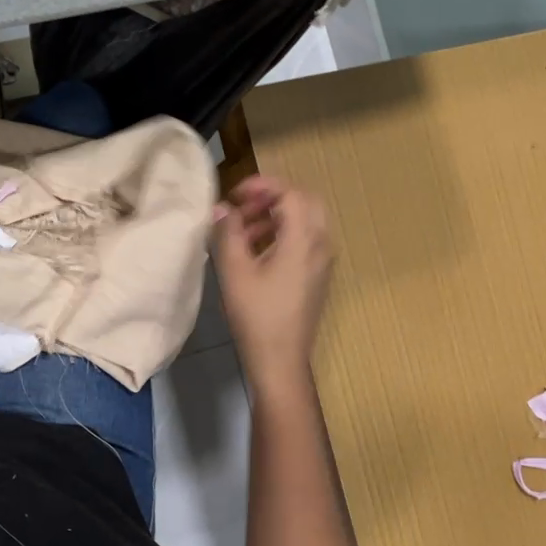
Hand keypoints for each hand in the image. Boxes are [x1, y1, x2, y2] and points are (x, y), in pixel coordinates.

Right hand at [212, 176, 332, 387]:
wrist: (280, 359)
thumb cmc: (256, 315)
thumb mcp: (234, 271)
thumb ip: (228, 233)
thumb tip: (222, 209)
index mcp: (304, 239)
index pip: (291, 194)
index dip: (263, 186)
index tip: (235, 193)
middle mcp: (321, 245)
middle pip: (304, 202)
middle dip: (273, 198)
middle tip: (243, 207)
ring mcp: (323, 262)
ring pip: (306, 222)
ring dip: (276, 217)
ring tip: (243, 230)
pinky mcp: (317, 276)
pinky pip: (306, 241)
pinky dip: (283, 234)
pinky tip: (257, 252)